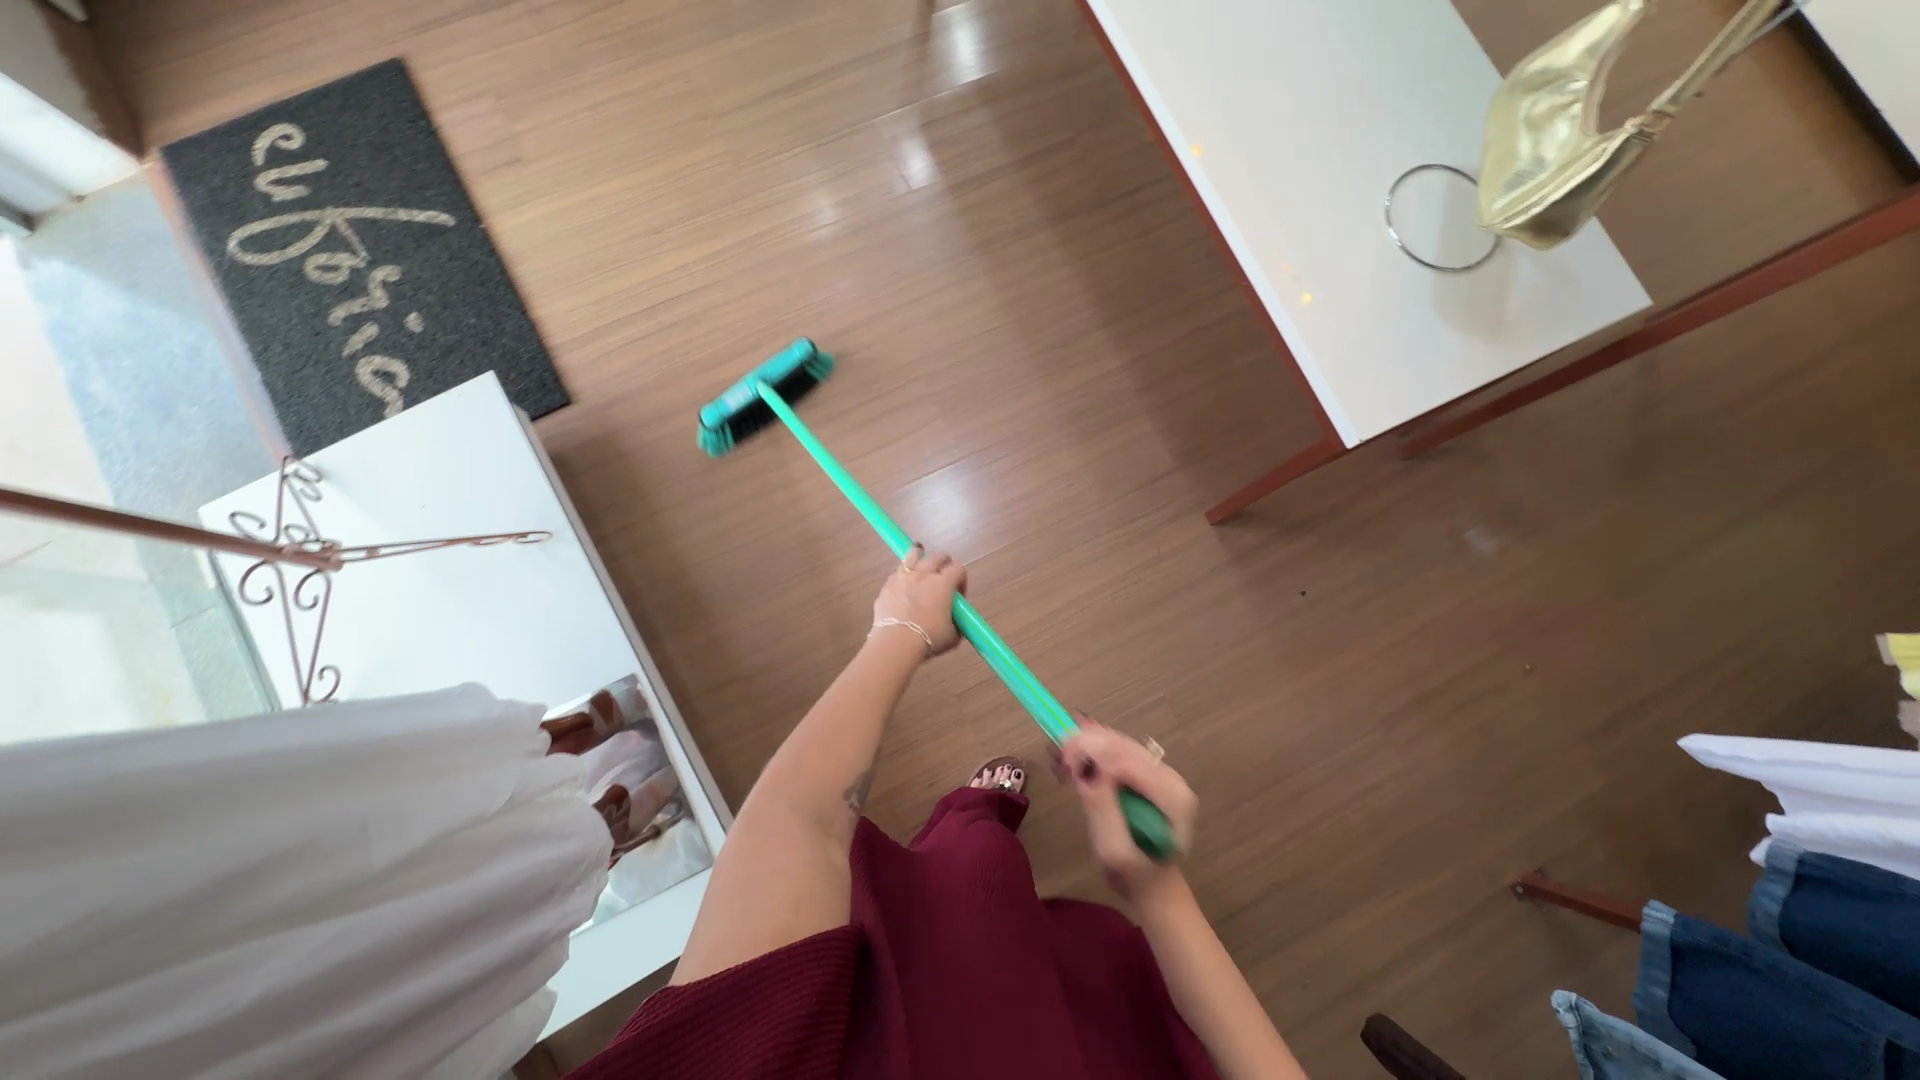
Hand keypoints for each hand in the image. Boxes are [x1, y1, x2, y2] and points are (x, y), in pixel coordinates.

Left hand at [871, 543, 965, 655]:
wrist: (897, 641)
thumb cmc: (929, 638)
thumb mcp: (953, 634)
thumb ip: (956, 622)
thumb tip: (955, 621)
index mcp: (944, 583)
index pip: (958, 569)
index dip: (961, 580)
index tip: (958, 594)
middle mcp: (924, 574)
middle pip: (937, 557)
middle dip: (943, 564)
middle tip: (942, 576)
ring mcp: (903, 576)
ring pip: (913, 554)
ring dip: (920, 557)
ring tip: (920, 566)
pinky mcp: (887, 584)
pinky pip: (897, 571)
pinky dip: (903, 574)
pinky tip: (903, 584)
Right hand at [1061, 718, 1198, 902]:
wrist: (1153, 887)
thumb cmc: (1134, 876)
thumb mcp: (1113, 851)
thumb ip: (1103, 810)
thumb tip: (1088, 768)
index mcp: (1172, 796)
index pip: (1126, 758)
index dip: (1092, 752)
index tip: (1062, 761)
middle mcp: (1171, 777)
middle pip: (1122, 745)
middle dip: (1086, 743)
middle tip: (1054, 752)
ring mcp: (1161, 774)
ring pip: (1118, 744)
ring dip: (1087, 744)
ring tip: (1058, 753)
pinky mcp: (1149, 775)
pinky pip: (1118, 753)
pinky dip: (1094, 751)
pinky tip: (1073, 758)